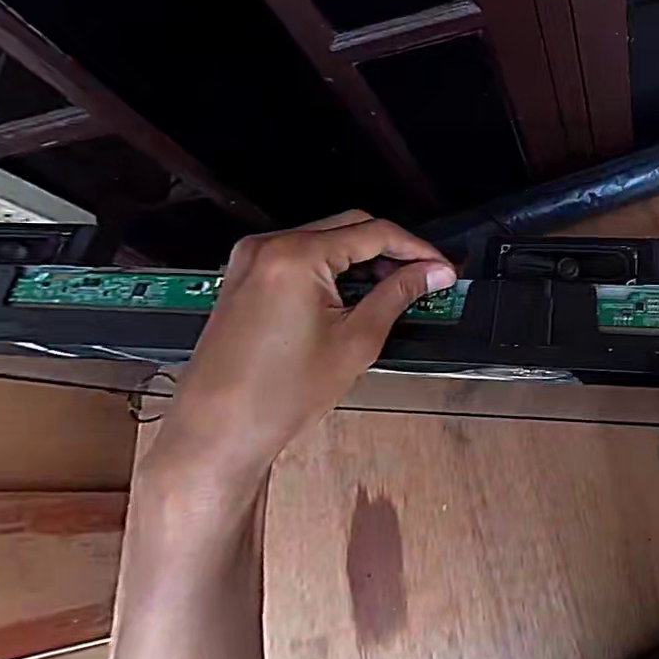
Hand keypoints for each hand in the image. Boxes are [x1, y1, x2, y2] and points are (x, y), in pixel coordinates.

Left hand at [163, 210, 456, 475]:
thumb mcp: (355, 342)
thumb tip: (431, 273)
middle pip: (348, 227)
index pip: (374, 233)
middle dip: (390, 250)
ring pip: (324, 239)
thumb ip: (398, 295)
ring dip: (361, 259)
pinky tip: (351, 293)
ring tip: (391, 290)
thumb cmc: (278, 396)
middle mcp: (269, 245)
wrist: (217, 431)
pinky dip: (330, 267)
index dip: (417, 249)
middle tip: (423, 278)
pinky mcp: (244, 275)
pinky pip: (298, 255)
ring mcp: (251, 258)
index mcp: (296, 256)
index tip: (440, 267)